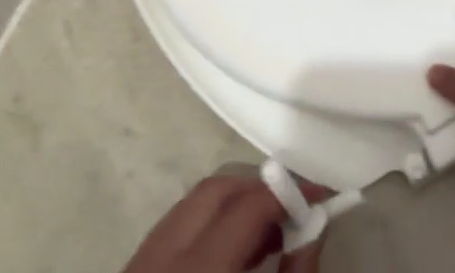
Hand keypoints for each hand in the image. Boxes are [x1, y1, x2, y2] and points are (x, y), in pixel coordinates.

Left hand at [120, 173, 325, 272]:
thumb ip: (296, 271)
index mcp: (197, 269)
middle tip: (293, 211)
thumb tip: (315, 225)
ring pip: (190, 205)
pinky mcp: (131, 271)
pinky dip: (206, 227)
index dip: (291, 193)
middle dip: (259, 190)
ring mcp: (137, 265)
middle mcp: (159, 259)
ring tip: (265, 233)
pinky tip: (230, 253)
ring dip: (233, 205)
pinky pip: (172, 230)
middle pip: (214, 190)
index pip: (248, 205)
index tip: (323, 197)